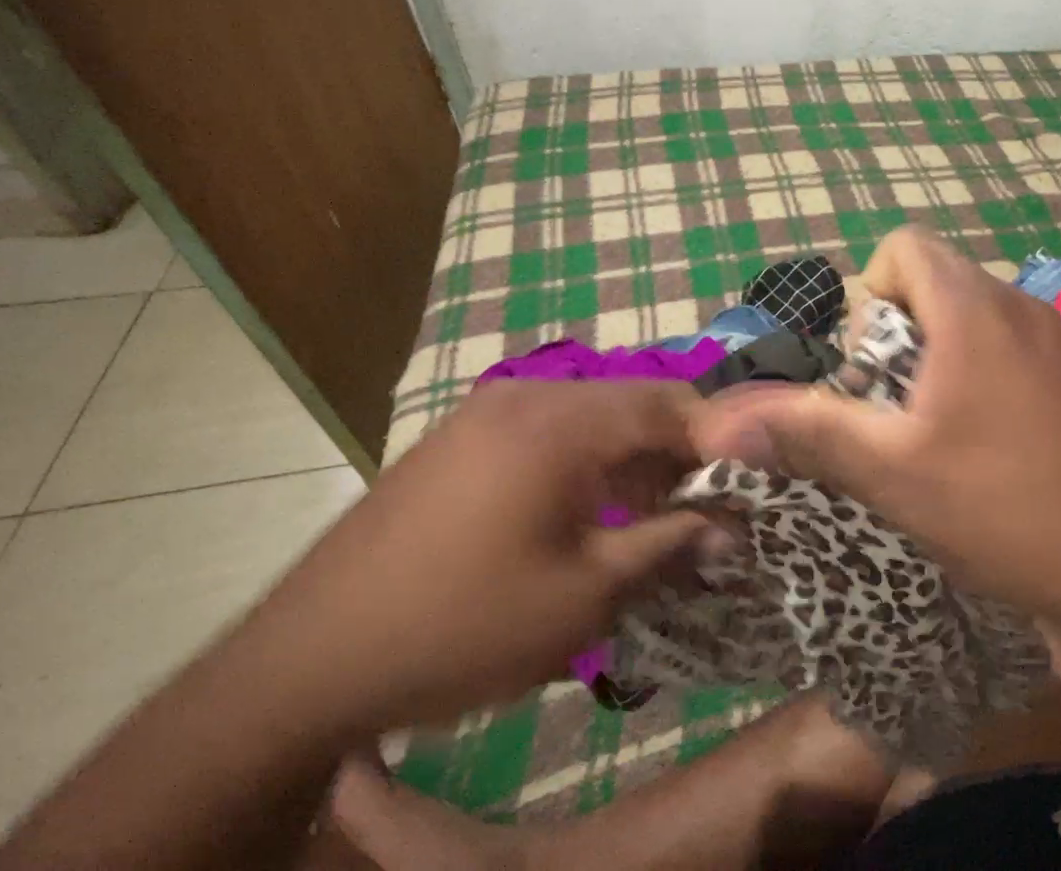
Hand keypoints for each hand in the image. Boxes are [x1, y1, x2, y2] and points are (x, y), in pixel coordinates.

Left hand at [247, 380, 717, 729]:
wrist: (309, 663)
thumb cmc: (464, 626)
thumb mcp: (587, 595)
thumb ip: (670, 545)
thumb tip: (733, 526)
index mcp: (559, 422)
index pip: (672, 403)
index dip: (722, 442)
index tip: (751, 489)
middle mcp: (523, 397)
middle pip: (632, 405)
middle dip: (679, 455)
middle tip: (705, 514)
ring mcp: (482, 416)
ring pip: (591, 420)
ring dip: (633, 462)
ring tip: (652, 524)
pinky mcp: (457, 443)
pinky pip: (547, 436)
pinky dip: (586, 466)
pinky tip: (588, 519)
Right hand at [694, 227, 1060, 614]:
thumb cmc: (1000, 507)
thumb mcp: (889, 471)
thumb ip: (806, 432)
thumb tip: (718, 423)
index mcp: (975, 309)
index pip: (902, 248)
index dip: (865, 297)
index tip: (864, 371)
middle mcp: (1020, 308)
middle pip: (933, 285)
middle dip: (892, 339)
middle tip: (888, 413)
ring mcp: (1054, 345)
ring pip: (968, 322)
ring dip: (930, 365)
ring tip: (926, 437)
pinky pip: (1003, 353)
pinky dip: (972, 381)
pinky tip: (975, 451)